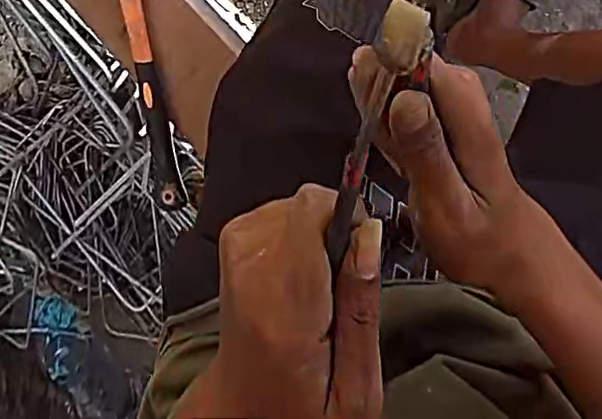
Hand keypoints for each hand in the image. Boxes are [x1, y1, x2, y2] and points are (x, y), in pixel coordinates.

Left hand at [178, 185, 382, 418]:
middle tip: (338, 287)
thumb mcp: (355, 385)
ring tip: (316, 288)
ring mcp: (235, 248)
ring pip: (294, 204)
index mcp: (283, 304)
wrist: (245, 407)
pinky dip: (295, 236)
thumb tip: (370, 234)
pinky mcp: (231, 239)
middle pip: (305, 202)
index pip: (311, 207)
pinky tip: (297, 277)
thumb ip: (362, 304)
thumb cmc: (300, 407)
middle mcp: (251, 266)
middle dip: (334, 232)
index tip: (363, 247)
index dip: (347, 215)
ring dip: (314, 236)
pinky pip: (276, 212)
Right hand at [355, 52, 561, 297]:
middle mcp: (464, 107)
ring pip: (403, 82)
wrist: (520, 271)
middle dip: (379, 76)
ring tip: (368, 117)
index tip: (363, 76)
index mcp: (470, 121)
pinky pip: (403, 104)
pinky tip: (372, 120)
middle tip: (365, 109)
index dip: (390, 60)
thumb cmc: (487, 249)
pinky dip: (383, 111)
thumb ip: (426, 152)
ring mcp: (451, 116)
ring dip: (378, 94)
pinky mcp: (440, 129)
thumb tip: (404, 96)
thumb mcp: (450, 209)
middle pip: (411, 65)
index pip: (426, 61)